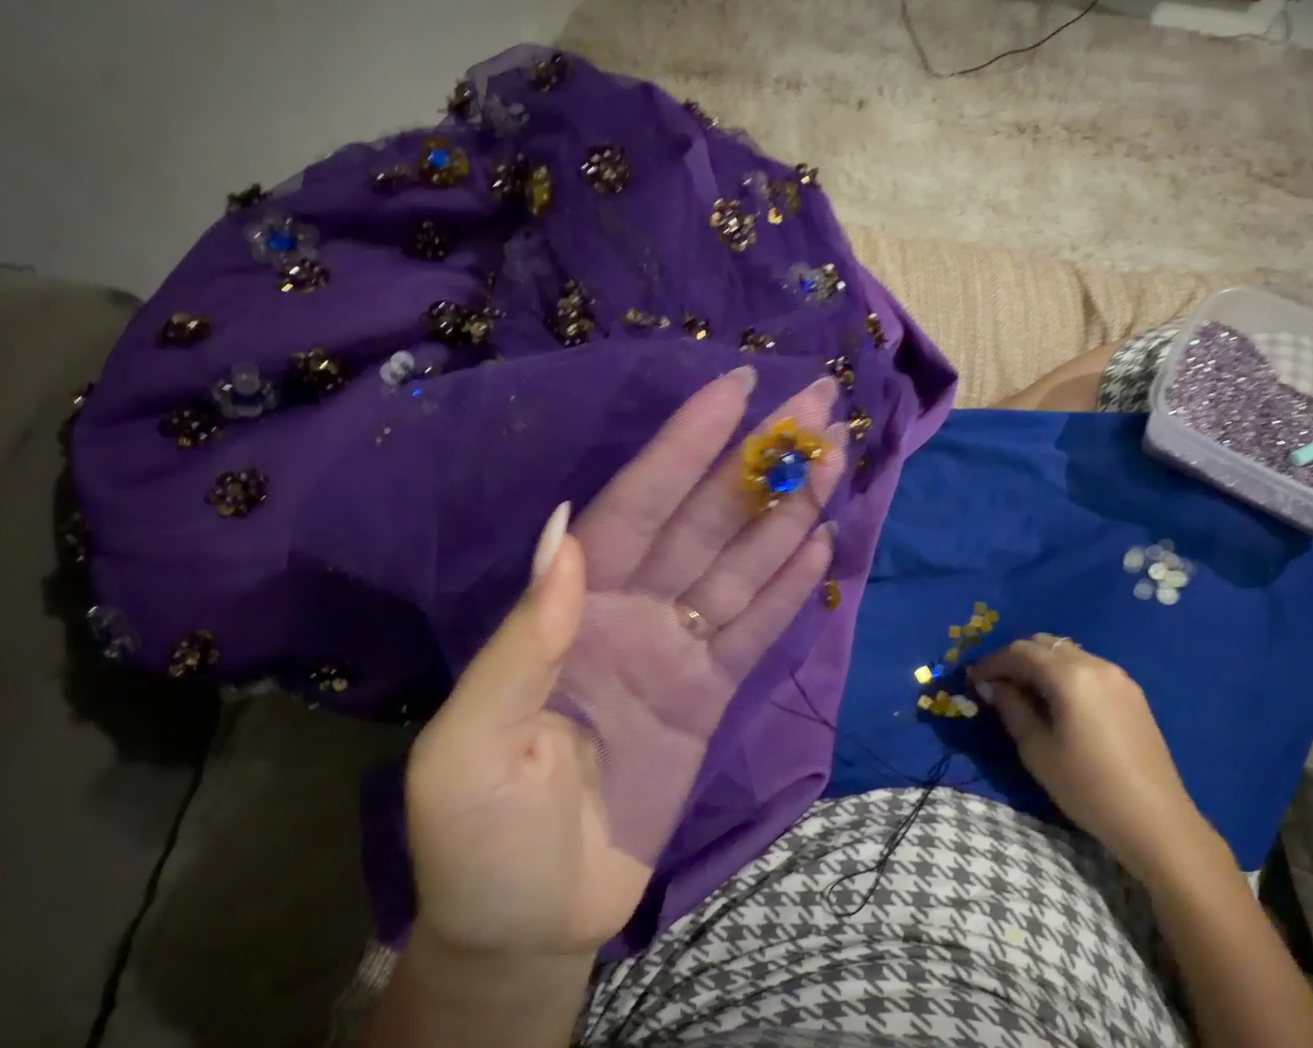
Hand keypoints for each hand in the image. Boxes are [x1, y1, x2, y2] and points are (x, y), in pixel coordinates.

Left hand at [404, 369, 843, 956]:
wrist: (531, 922)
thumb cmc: (482, 836)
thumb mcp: (475, 742)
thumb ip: (525, 637)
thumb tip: (566, 531)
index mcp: (569, 609)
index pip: (635, 506)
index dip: (684, 446)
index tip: (733, 390)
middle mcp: (628, 613)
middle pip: (704, 520)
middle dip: (758, 462)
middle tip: (818, 406)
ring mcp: (674, 654)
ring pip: (741, 566)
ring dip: (788, 513)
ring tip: (836, 459)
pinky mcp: (710, 698)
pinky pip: (755, 632)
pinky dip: (789, 589)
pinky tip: (822, 543)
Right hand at [970, 634, 1220, 880]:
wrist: (1154, 818)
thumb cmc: (1087, 787)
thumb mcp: (1037, 750)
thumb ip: (1011, 709)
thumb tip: (992, 686)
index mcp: (1070, 676)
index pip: (1020, 652)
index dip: (991, 662)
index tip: (972, 680)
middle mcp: (1096, 664)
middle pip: (1045, 644)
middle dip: (1015, 658)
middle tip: (995, 684)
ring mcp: (1118, 676)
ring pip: (1068, 652)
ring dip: (1040, 663)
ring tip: (1023, 692)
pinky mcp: (1132, 692)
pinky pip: (1088, 667)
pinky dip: (1064, 673)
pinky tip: (1056, 700)